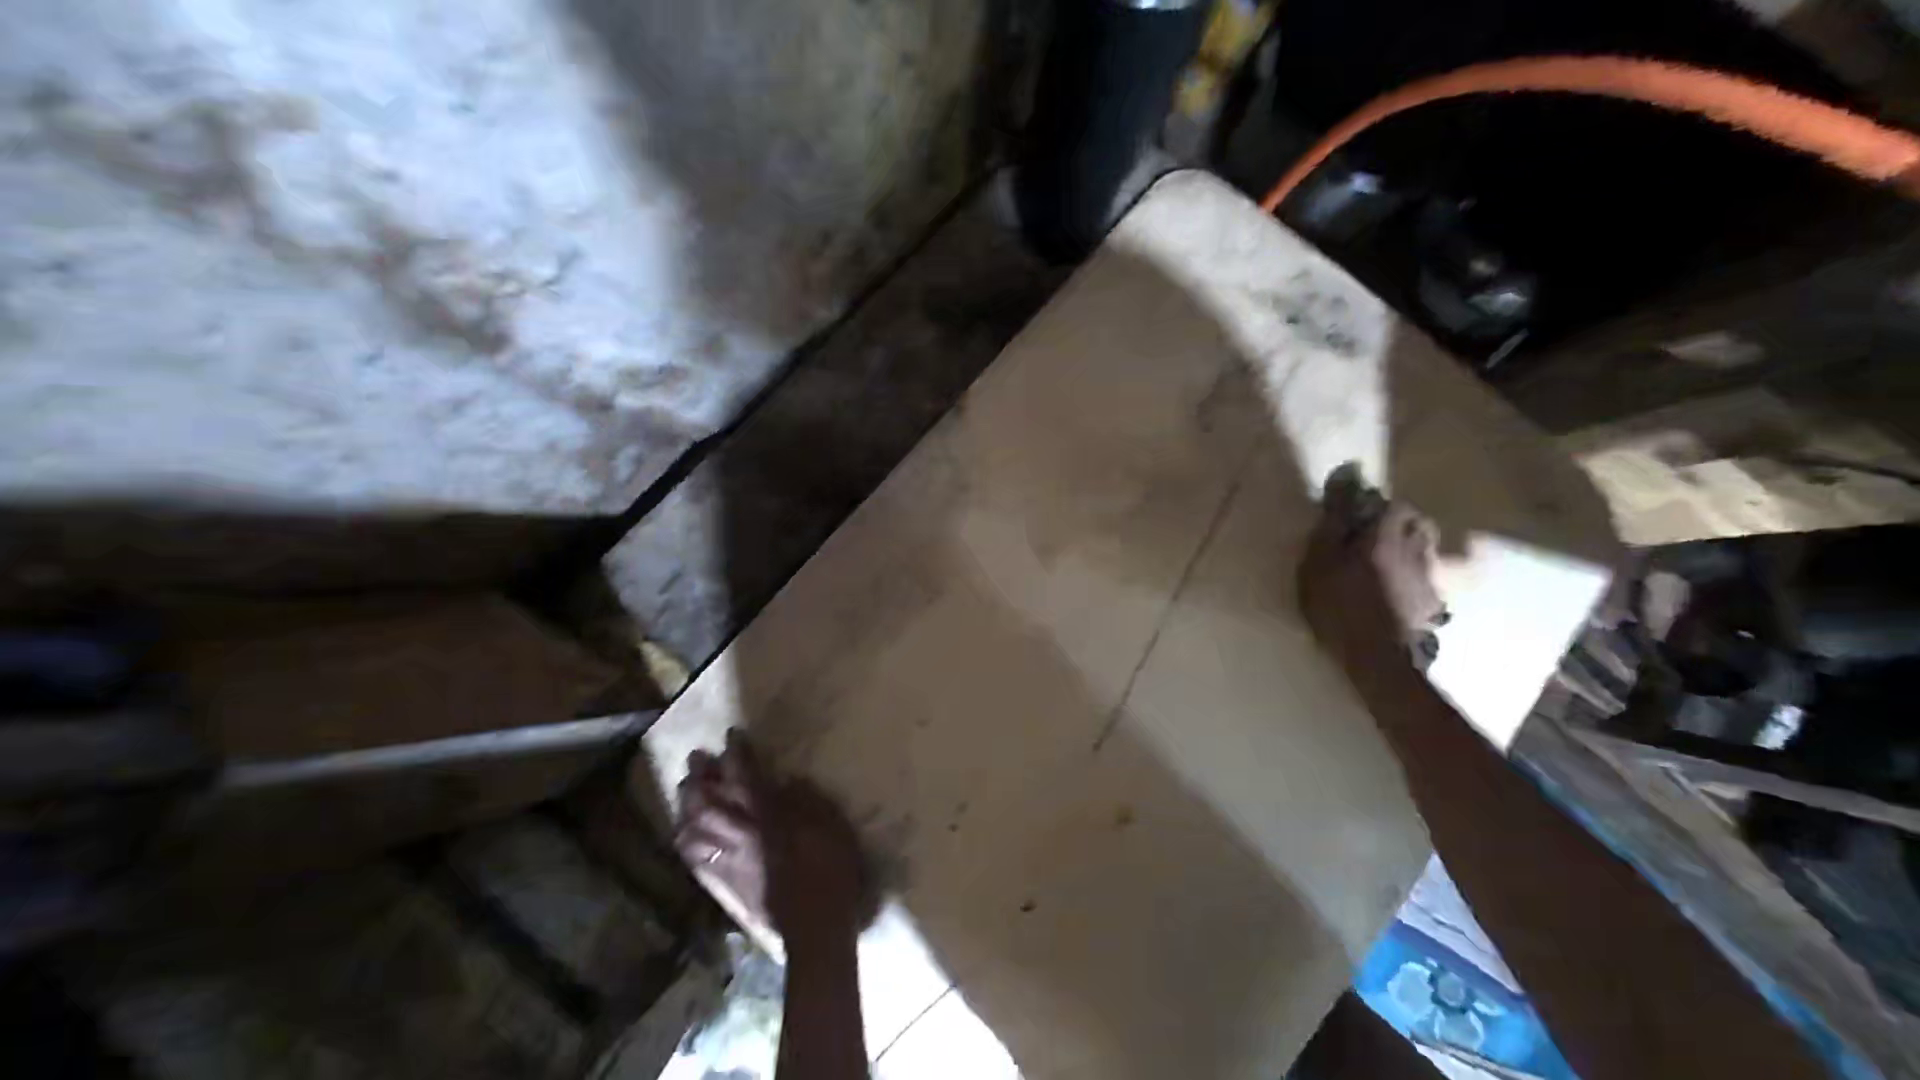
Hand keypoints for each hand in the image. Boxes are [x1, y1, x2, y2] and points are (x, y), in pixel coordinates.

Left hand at [675, 731, 872, 947]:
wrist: (815, 923)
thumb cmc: (830, 867)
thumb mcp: (830, 822)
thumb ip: (806, 797)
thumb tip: (784, 781)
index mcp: (764, 812)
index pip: (742, 772)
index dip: (735, 751)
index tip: (732, 735)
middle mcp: (736, 830)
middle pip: (706, 797)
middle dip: (700, 774)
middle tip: (698, 757)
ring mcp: (724, 858)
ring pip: (692, 825)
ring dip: (686, 803)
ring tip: (687, 789)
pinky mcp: (720, 882)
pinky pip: (692, 856)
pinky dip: (685, 837)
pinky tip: (684, 831)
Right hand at [1298, 472, 1444, 676]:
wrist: (1378, 658)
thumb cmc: (1339, 607)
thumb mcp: (1318, 565)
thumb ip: (1330, 528)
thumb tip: (1340, 492)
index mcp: (1385, 537)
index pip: (1392, 504)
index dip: (1376, 503)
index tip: (1359, 509)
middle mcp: (1414, 551)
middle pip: (1418, 523)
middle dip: (1400, 521)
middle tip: (1375, 531)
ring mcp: (1428, 578)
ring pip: (1426, 549)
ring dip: (1409, 547)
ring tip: (1387, 560)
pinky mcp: (1432, 603)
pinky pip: (1426, 577)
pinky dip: (1413, 576)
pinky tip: (1397, 590)